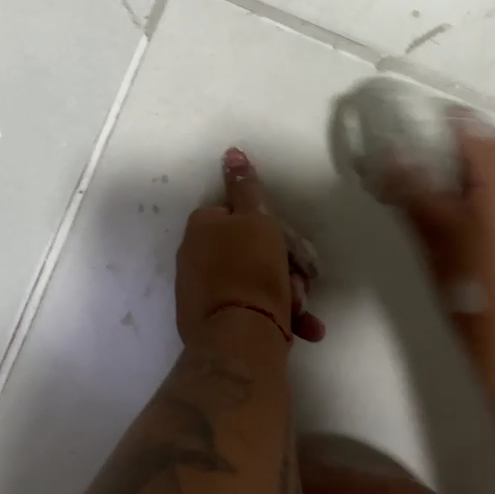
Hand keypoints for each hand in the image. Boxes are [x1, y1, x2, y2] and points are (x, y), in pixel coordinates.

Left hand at [176, 148, 326, 344]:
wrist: (240, 340)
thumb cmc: (252, 271)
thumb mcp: (257, 219)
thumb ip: (246, 186)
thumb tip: (231, 153)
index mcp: (201, 227)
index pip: (240, 215)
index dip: (270, 228)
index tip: (291, 246)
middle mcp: (193, 255)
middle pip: (248, 251)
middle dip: (282, 266)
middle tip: (301, 282)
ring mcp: (198, 292)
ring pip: (252, 283)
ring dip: (285, 293)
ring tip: (301, 311)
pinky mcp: (208, 324)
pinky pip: (247, 310)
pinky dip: (274, 316)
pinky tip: (299, 328)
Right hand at [386, 109, 494, 399]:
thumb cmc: (481, 298)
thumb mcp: (436, 241)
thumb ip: (413, 189)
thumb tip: (390, 153)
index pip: (466, 125)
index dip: (432, 126)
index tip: (402, 140)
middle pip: (491, 143)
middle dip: (453, 150)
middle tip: (416, 173)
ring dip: (476, 173)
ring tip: (443, 202)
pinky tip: (477, 226)